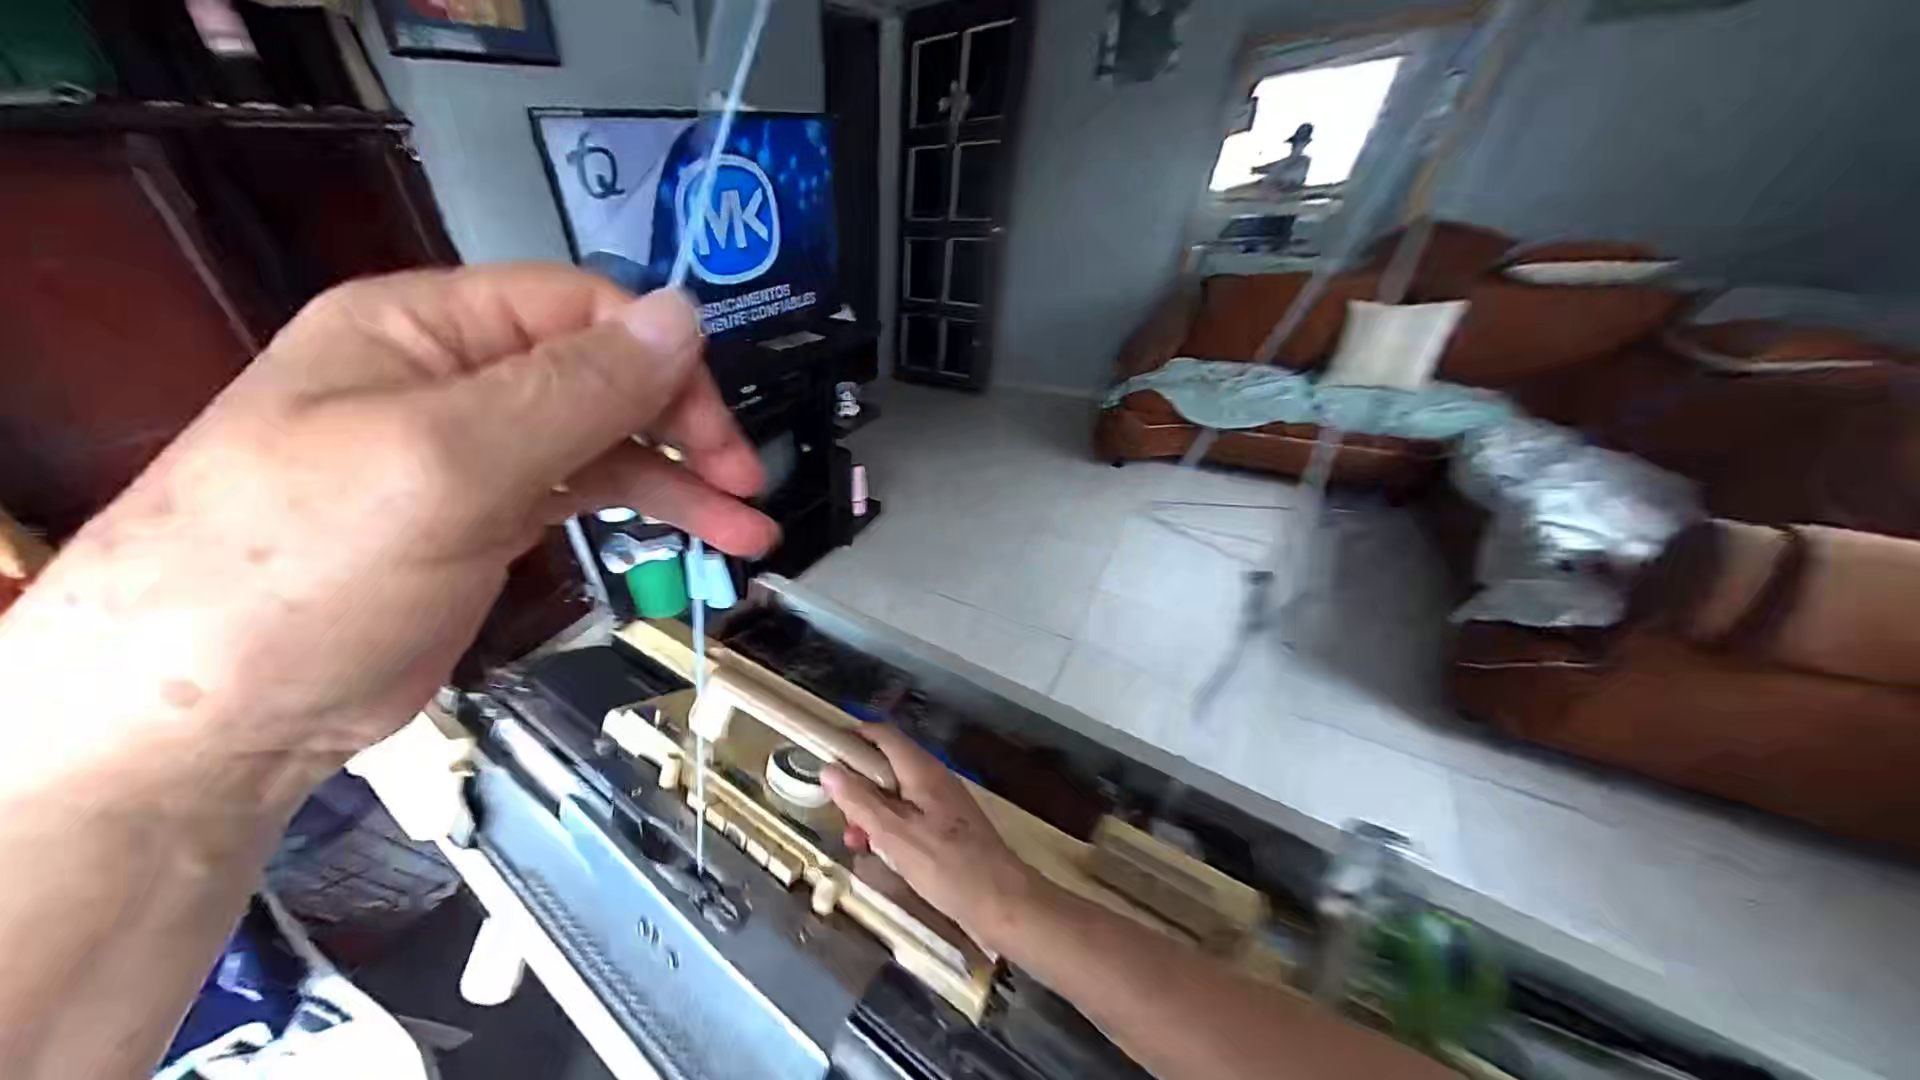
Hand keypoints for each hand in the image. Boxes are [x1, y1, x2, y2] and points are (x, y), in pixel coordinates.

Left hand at [0, 264, 775, 787]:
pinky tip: (707, 531)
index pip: (585, 310)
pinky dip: (657, 508)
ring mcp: (487, 447)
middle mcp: (463, 375)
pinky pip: (599, 488)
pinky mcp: (504, 510)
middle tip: (745, 481)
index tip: (716, 429)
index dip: (662, 360)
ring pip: (616, 438)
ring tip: (750, 525)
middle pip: (611, 375)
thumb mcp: (448, 464)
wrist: (212, 720)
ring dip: (689, 478)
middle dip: (688, 426)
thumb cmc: (301, 575)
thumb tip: (683, 317)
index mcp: (431, 329)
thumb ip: (576, 388)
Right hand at [821, 726, 1041, 948]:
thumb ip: (861, 802)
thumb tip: (829, 769)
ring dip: (872, 812)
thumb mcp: (894, 835)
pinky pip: (911, 815)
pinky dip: (891, 827)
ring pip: (897, 794)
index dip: (854, 737)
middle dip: (859, 785)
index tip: (826, 751)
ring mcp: (944, 802)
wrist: (1002, 902)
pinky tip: (884, 854)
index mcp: (922, 770)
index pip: (884, 735)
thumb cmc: (946, 866)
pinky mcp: (949, 826)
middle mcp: (934, 777)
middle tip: (839, 814)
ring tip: (856, 841)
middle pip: (888, 765)